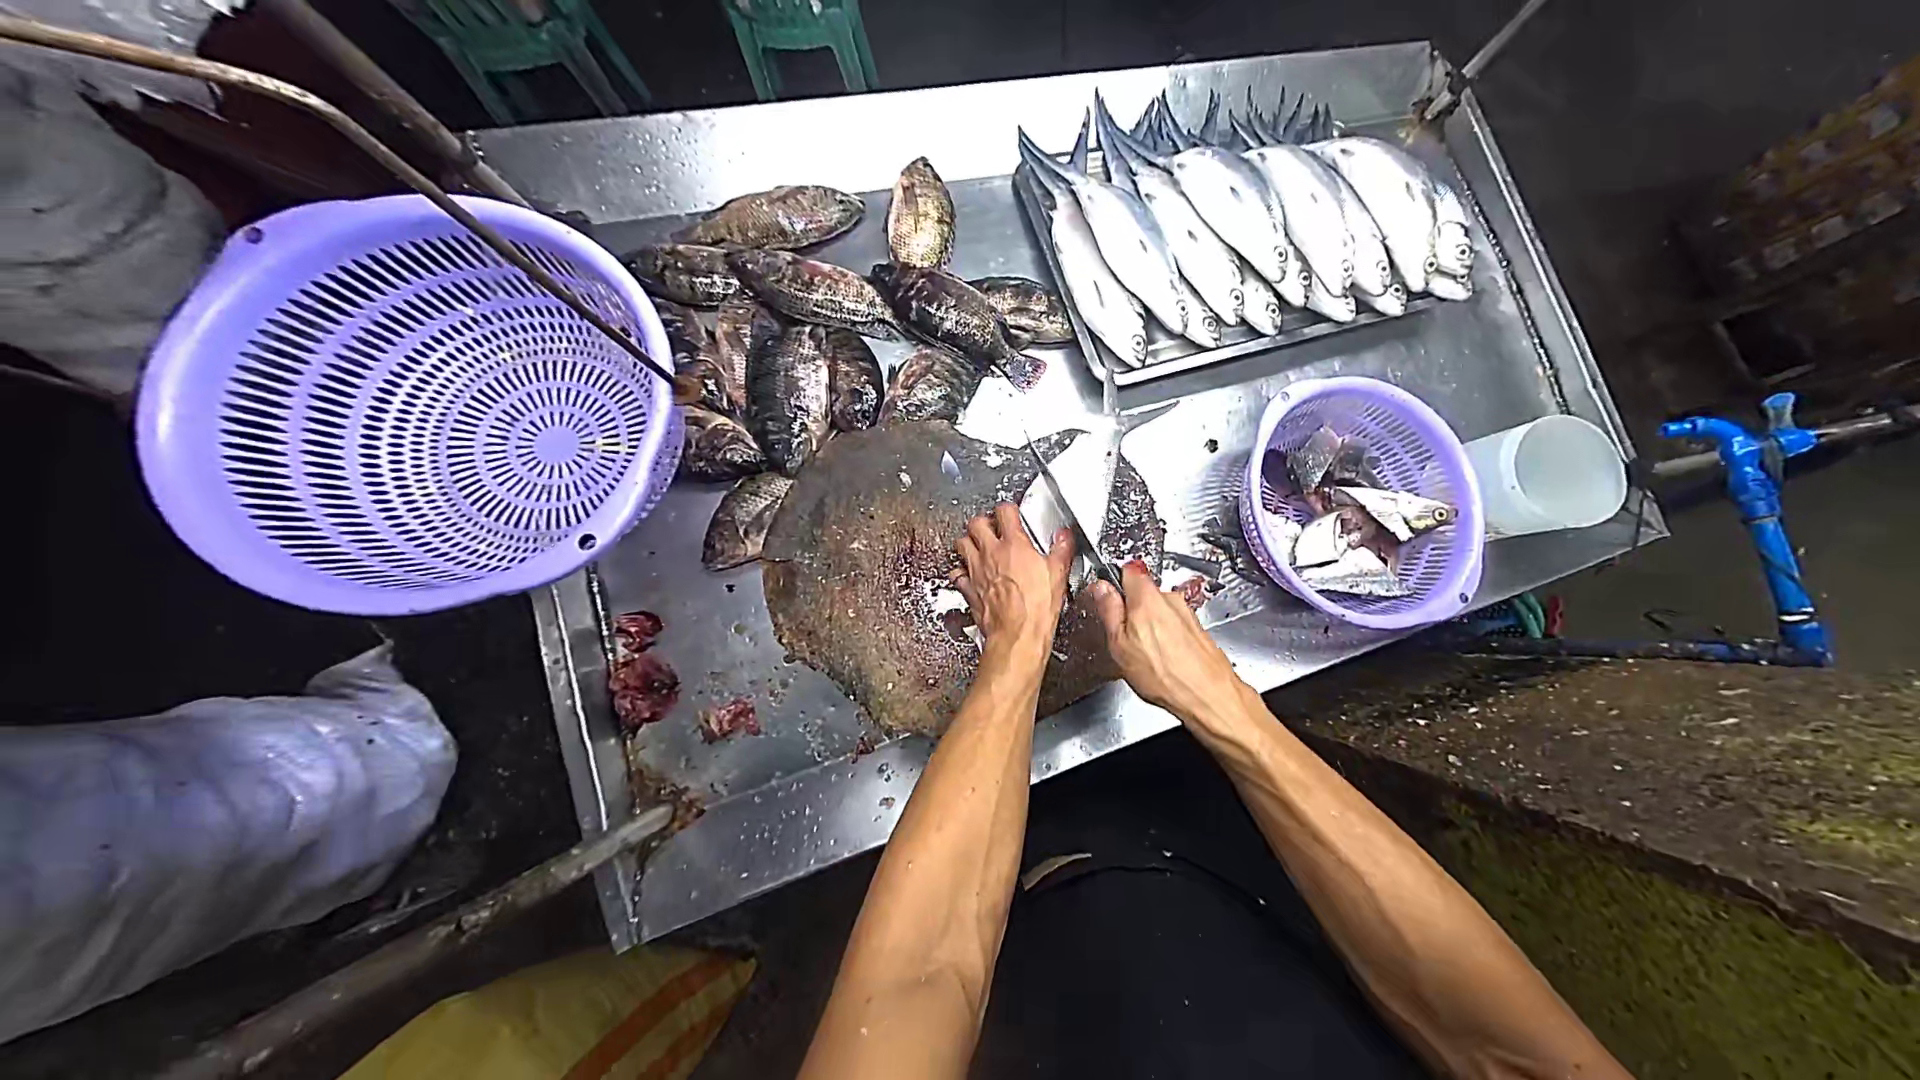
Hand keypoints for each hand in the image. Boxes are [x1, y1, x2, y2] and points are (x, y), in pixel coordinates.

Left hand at [953, 504, 1073, 648]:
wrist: (1016, 634)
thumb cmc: (1035, 608)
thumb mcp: (1058, 574)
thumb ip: (1061, 550)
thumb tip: (1064, 536)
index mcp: (1014, 545)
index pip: (1005, 512)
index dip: (1008, 509)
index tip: (1011, 513)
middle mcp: (991, 554)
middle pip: (976, 523)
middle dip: (983, 521)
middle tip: (991, 526)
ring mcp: (976, 571)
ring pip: (961, 544)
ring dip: (968, 541)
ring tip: (977, 544)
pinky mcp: (968, 589)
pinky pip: (957, 573)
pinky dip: (960, 570)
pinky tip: (968, 572)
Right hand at [1089, 563, 1243, 723]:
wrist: (1209, 696)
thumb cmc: (1165, 674)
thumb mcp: (1119, 644)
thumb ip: (1109, 610)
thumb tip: (1101, 588)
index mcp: (1147, 596)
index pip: (1128, 569)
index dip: (1114, 582)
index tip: (1108, 599)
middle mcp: (1170, 599)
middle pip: (1143, 593)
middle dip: (1132, 610)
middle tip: (1124, 637)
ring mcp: (1186, 613)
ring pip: (1159, 611)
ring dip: (1150, 626)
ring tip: (1145, 654)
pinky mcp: (1197, 629)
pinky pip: (1173, 626)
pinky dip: (1166, 638)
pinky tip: (1162, 660)